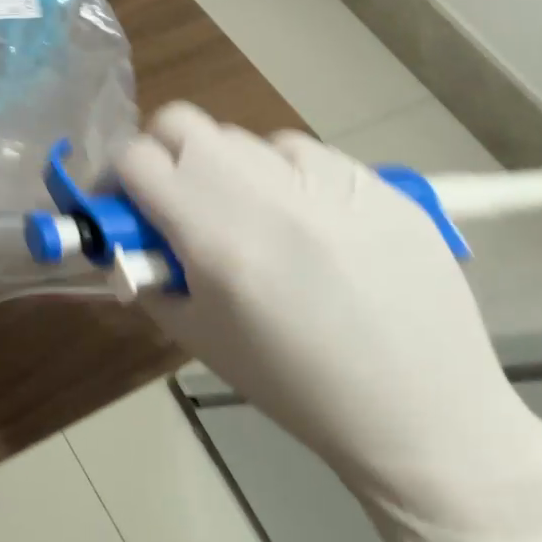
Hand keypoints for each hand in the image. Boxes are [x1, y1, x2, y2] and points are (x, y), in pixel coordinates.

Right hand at [119, 102, 541, 541]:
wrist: (424, 418)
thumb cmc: (289, 382)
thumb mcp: (191, 330)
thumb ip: (143, 268)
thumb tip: (118, 230)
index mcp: (214, 237)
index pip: (134, 158)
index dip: (117, 177)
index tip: (125, 204)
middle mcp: (269, 197)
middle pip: (183, 124)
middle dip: (164, 153)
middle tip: (176, 196)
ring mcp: (332, 187)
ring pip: (245, 138)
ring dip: (229, 167)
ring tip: (251, 217)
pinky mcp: (381, 188)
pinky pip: (307, 153)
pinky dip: (288, 175)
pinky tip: (306, 222)